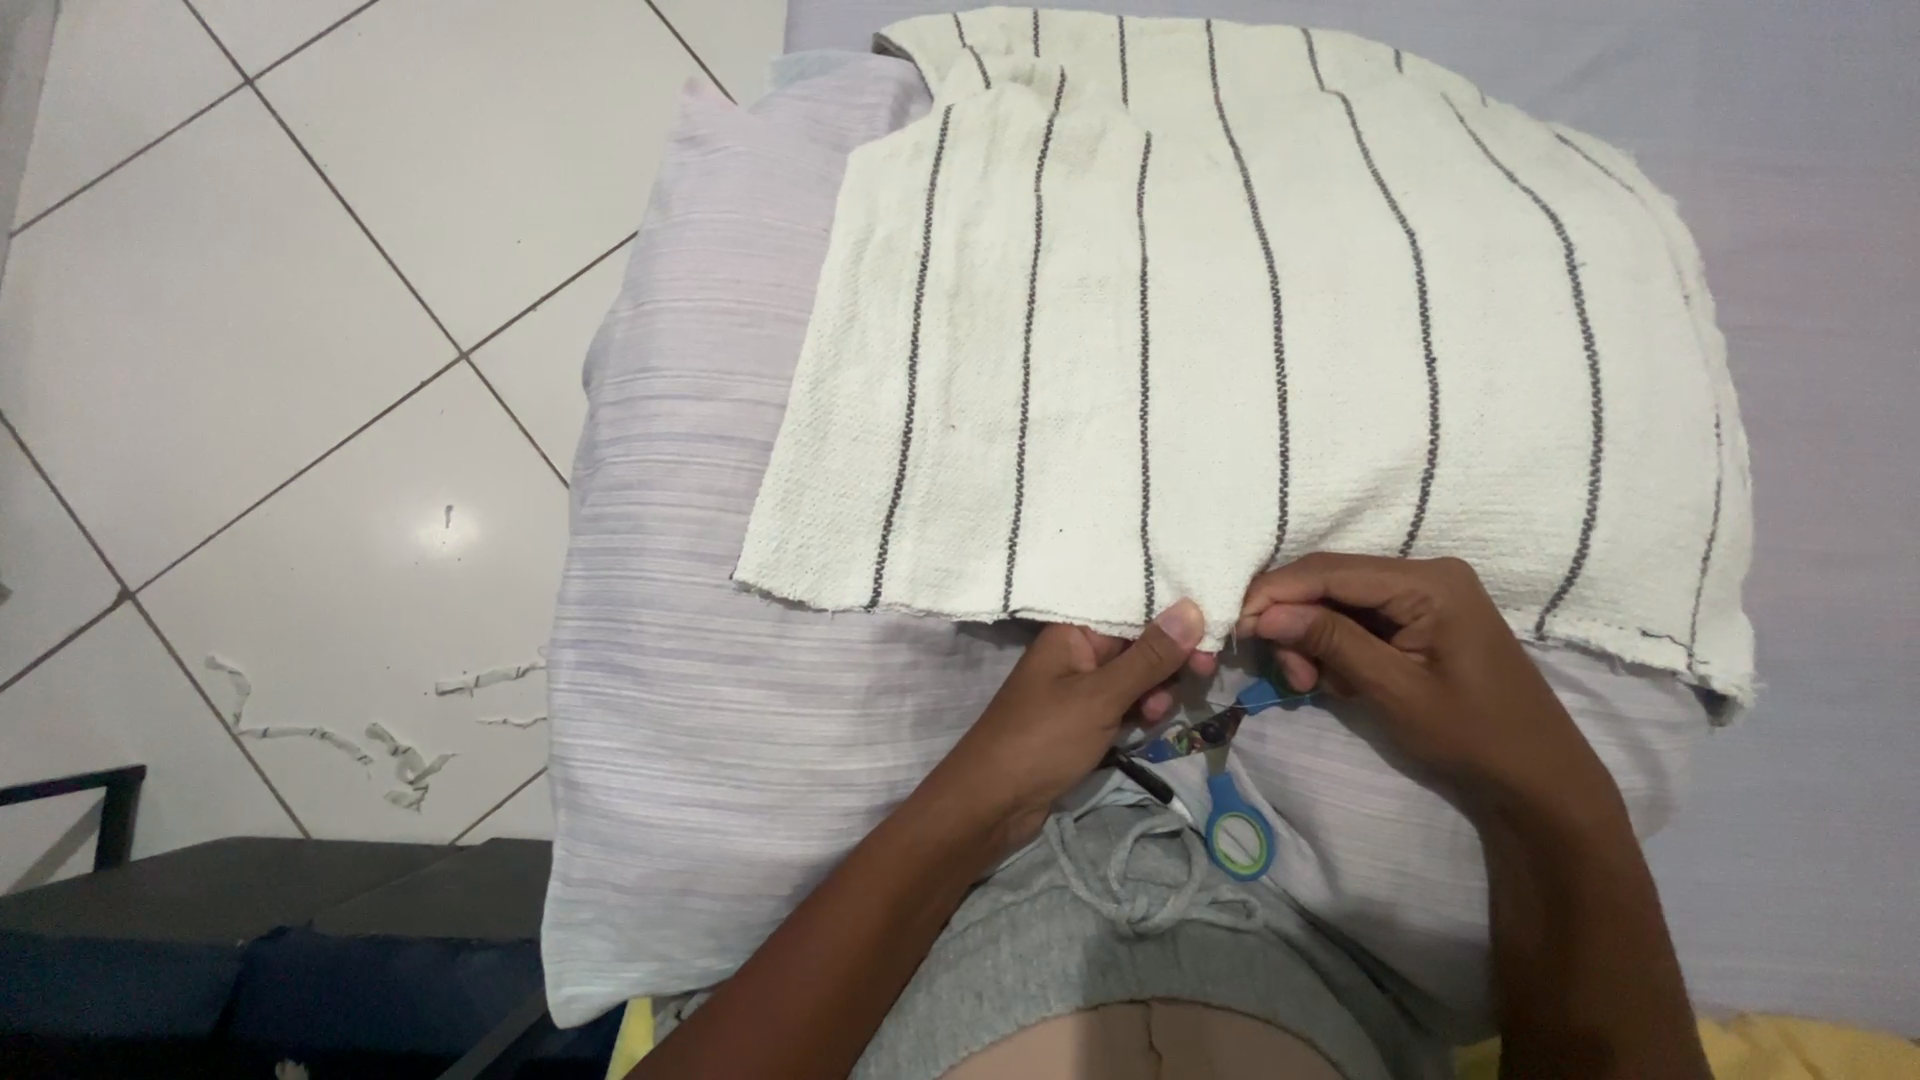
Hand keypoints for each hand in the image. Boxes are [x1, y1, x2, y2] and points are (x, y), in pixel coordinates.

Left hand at [920, 600, 1206, 852]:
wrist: (992, 802)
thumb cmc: (1042, 739)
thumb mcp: (1100, 696)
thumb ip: (1149, 656)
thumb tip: (1190, 607)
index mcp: (1071, 632)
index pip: (1130, 608)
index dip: (1172, 617)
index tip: (1212, 631)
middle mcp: (1074, 653)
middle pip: (1136, 642)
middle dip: (1169, 657)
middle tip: (1204, 672)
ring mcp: (1077, 688)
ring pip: (1134, 677)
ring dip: (1155, 689)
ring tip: (1157, 711)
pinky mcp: (1082, 720)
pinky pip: (1122, 704)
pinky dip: (1138, 711)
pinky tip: (1147, 724)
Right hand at [1235, 554, 1623, 822]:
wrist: (1537, 779)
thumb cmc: (1473, 735)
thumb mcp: (1394, 690)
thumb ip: (1331, 641)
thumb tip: (1265, 613)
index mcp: (1429, 582)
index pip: (1329, 570)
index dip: (1275, 593)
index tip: (1236, 624)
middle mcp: (1425, 575)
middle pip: (1330, 583)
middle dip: (1295, 623)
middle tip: (1287, 674)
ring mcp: (1423, 596)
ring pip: (1337, 603)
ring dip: (1313, 642)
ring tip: (1313, 685)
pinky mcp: (1418, 619)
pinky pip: (1356, 621)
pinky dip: (1336, 650)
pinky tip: (1340, 683)